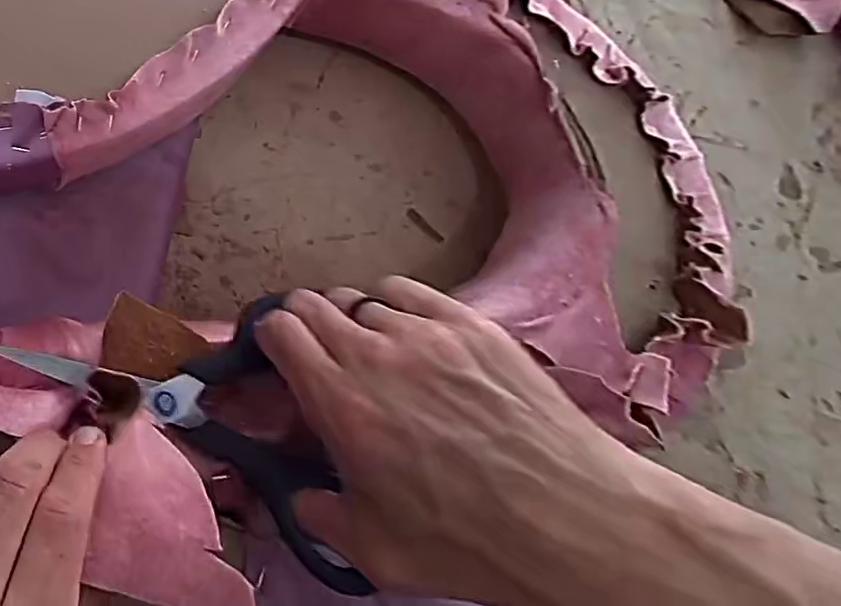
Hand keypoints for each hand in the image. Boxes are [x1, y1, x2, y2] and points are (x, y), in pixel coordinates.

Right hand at [258, 278, 840, 605]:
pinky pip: (405, 289)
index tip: (272, 351)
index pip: (280, 329)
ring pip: (359, 297)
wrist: (572, 519)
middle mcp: (373, 352)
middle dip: (300, 320)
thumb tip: (296, 492)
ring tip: (371, 349)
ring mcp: (422, 329)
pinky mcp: (464, 319)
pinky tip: (407, 330)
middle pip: (311, 301)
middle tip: (314, 350)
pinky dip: (392, 304)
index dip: (267, 334)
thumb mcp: (378, 551)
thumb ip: (319, 514)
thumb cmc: (468, 542)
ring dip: (350, 319)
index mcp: (342, 402)